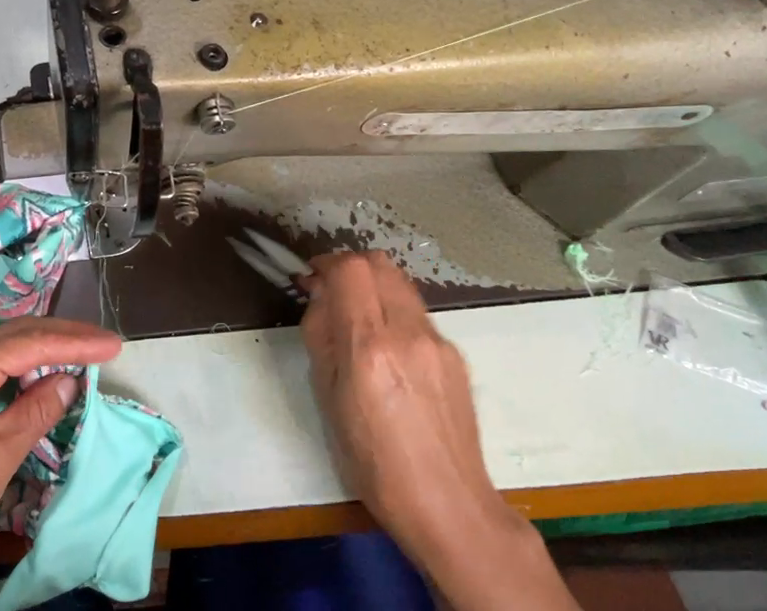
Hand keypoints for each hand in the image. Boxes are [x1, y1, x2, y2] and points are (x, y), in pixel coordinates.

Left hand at [0, 317, 122, 610]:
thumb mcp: (0, 452)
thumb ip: (37, 410)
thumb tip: (69, 379)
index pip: (30, 342)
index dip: (74, 342)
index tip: (114, 344)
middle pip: (16, 334)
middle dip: (62, 335)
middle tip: (106, 342)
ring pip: (3, 348)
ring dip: (43, 348)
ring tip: (83, 351)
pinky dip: (22, 366)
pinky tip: (41, 374)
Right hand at [301, 251, 576, 610]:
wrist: (446, 503)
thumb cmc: (371, 460)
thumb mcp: (326, 396)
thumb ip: (321, 335)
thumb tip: (319, 296)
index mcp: (369, 347)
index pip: (350, 269)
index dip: (325, 263)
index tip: (309, 278)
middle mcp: (408, 334)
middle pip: (380, 264)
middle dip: (349, 266)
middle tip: (329, 290)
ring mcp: (439, 343)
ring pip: (401, 284)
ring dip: (373, 285)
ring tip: (356, 317)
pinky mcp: (456, 356)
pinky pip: (418, 314)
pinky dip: (394, 312)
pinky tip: (387, 349)